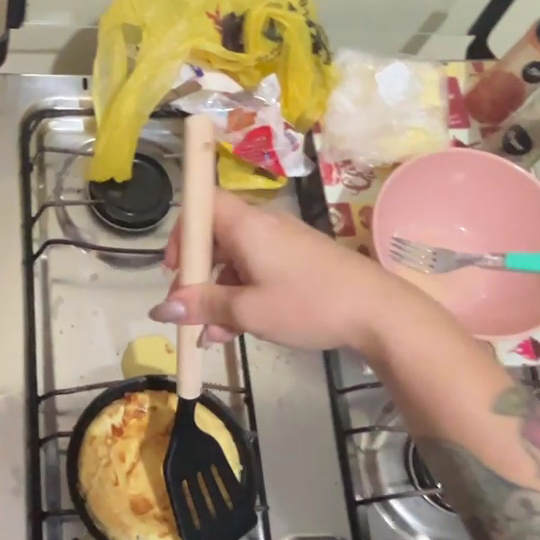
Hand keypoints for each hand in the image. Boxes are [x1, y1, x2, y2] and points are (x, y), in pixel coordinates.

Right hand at [150, 191, 407, 353]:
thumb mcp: (248, 311)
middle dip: (195, 276)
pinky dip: (240, 296)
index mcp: (247, 226)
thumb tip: (160, 308)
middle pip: (214, 238)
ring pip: (234, 261)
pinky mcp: (297, 263)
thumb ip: (203, 306)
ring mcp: (282, 245)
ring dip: (217, 295)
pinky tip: (234, 330)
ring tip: (210, 335)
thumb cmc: (308, 304)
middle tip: (187, 312)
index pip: (203, 204)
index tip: (174, 270)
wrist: (378, 312)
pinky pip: (256, 271)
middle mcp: (262, 227)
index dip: (181, 232)